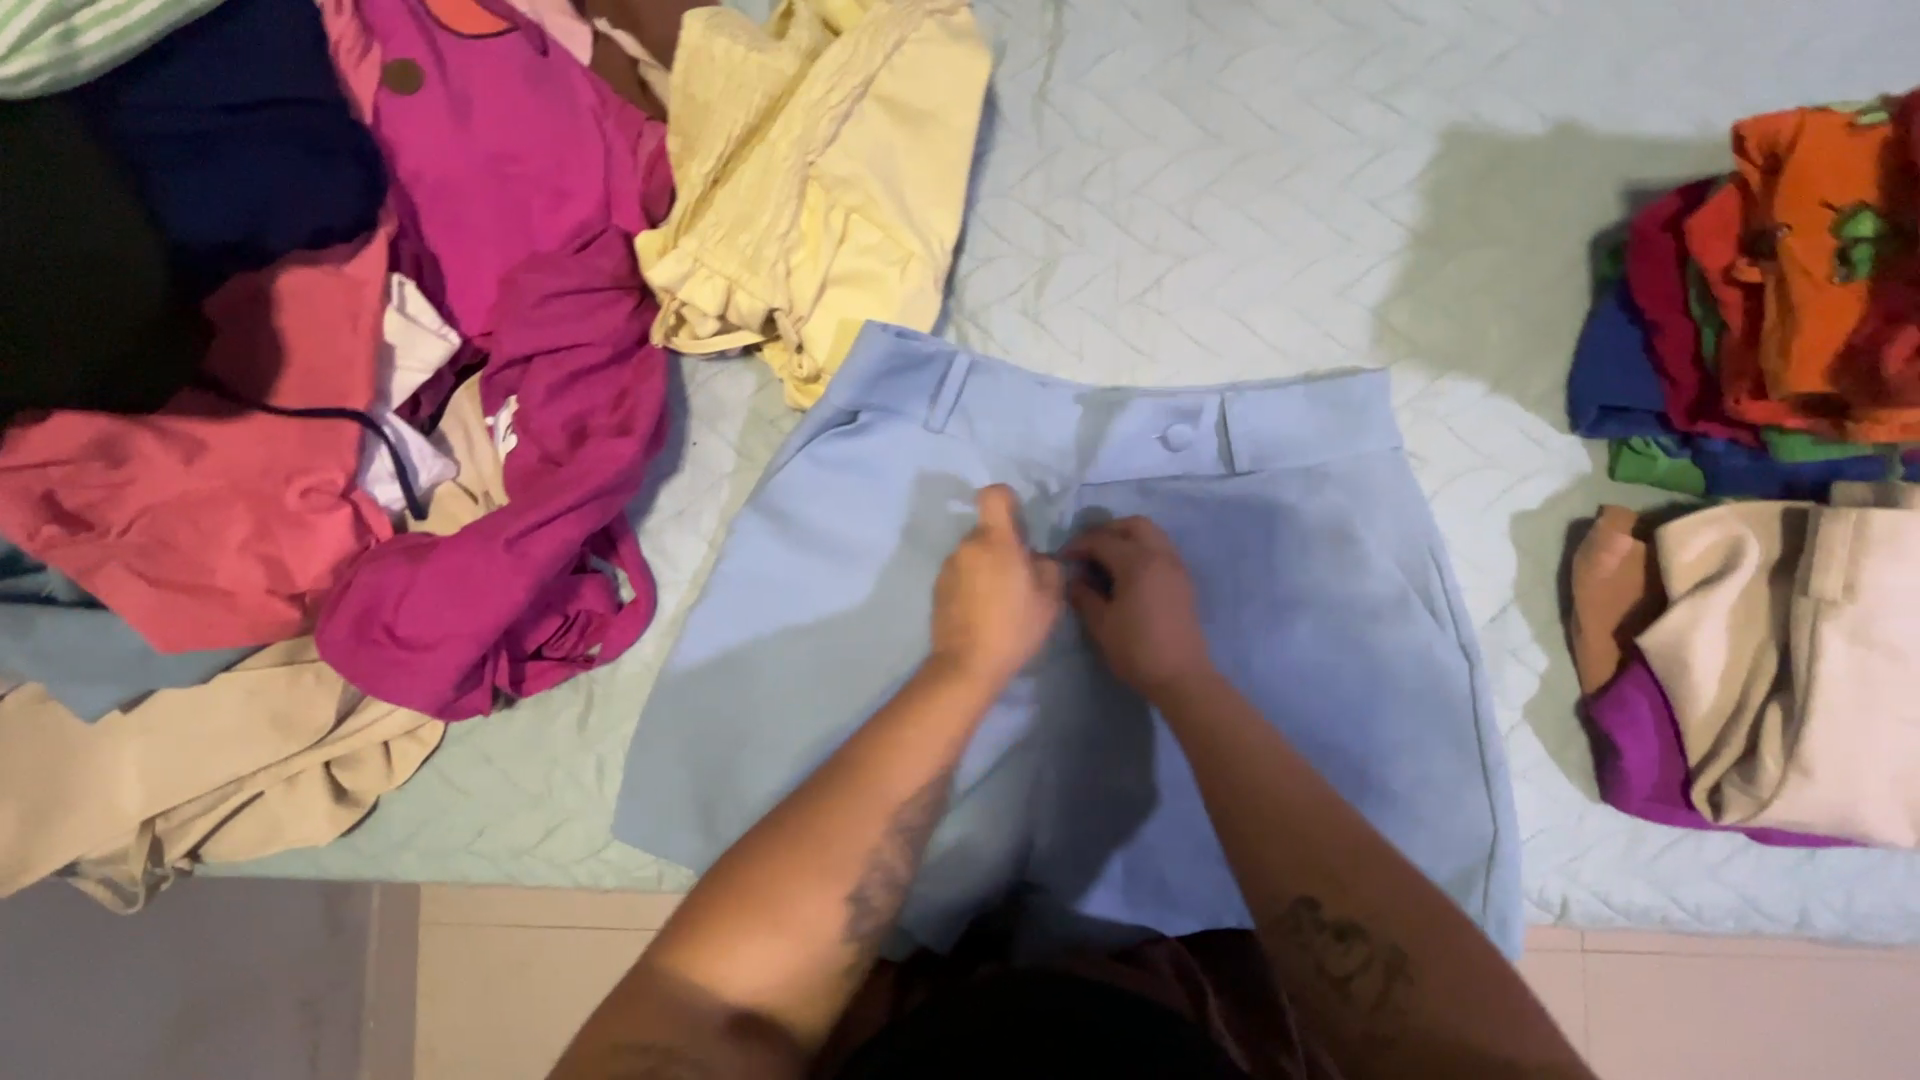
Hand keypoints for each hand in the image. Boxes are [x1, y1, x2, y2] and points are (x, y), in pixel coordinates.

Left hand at [929, 485, 1064, 686]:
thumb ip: (1048, 566)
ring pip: (974, 554)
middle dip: (1004, 546)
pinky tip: (982, 613)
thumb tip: (1035, 558)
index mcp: (995, 540)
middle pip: (987, 531)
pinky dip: (972, 584)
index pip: (994, 495)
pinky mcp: (937, 589)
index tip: (1021, 526)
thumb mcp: (1050, 597)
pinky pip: (961, 574)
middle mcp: (966, 546)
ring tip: (1001, 602)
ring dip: (987, 567)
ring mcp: (947, 567)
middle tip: (1020, 579)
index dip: (1009, 501)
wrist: (967, 664)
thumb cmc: (1014, 626)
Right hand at [1063, 516, 1214, 698]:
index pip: (1102, 540)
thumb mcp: (1101, 624)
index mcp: (1137, 563)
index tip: (1062, 557)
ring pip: (1151, 534)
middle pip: (1133, 525)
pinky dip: (1142, 550)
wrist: (1181, 676)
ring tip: (1106, 561)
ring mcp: (1176, 567)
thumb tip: (1074, 580)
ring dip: (1126, 538)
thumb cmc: (1136, 650)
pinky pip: (1161, 550)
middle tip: (1087, 550)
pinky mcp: (1183, 581)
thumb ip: (1084, 596)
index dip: (1078, 545)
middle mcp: (1160, 555)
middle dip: (1107, 531)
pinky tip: (1127, 574)